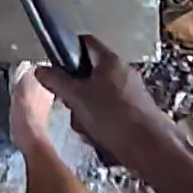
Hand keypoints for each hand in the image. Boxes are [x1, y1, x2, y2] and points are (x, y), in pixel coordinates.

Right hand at [33, 35, 174, 167]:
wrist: (151, 150)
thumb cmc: (114, 117)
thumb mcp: (76, 97)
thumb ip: (56, 81)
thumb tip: (41, 69)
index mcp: (109, 61)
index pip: (84, 42)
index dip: (67, 50)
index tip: (56, 66)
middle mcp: (123, 73)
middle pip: (89, 74)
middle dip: (76, 93)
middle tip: (71, 106)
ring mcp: (132, 94)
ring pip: (97, 97)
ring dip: (87, 113)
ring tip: (88, 128)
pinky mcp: (137, 114)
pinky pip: (110, 114)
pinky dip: (102, 125)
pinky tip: (101, 139)